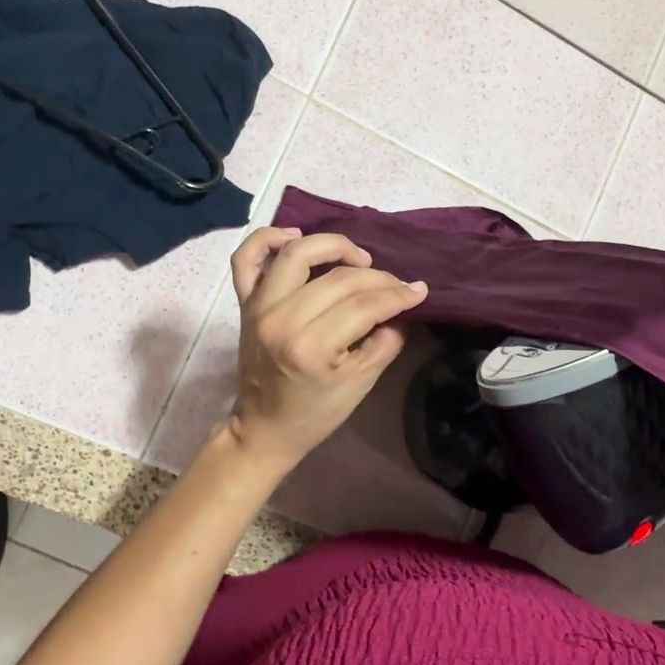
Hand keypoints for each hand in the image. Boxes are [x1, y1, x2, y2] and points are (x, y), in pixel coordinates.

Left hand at [219, 227, 426, 466]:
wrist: (264, 428)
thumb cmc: (315, 413)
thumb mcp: (361, 383)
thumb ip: (386, 341)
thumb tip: (402, 307)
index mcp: (310, 348)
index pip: (364, 305)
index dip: (397, 295)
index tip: (419, 292)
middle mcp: (281, 319)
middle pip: (338, 278)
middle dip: (377, 277)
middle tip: (398, 285)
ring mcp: (259, 307)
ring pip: (297, 254)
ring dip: (332, 245)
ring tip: (358, 258)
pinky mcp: (244, 303)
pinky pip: (246, 258)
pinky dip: (268, 238)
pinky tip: (294, 235)